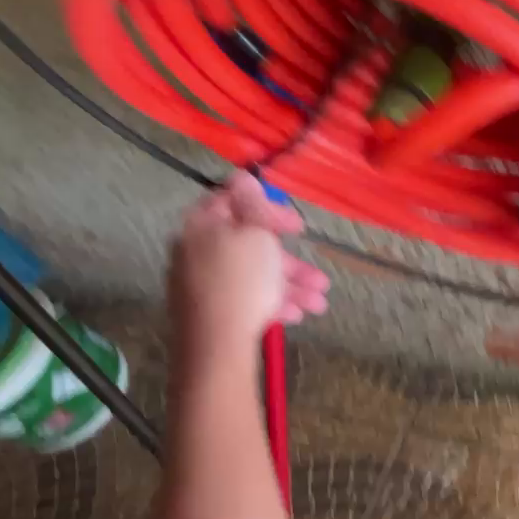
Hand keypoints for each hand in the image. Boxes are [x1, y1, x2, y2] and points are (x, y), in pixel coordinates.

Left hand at [169, 175, 329, 354]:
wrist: (216, 343)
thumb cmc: (242, 281)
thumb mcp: (256, 235)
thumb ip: (253, 206)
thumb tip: (243, 175)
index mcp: (203, 227)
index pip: (232, 204)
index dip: (267, 209)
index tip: (296, 225)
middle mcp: (198, 251)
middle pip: (250, 246)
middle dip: (290, 260)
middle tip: (317, 274)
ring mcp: (203, 283)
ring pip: (255, 276)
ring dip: (291, 285)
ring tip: (320, 301)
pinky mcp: (211, 311)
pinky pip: (248, 297)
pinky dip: (274, 302)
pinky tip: (297, 314)